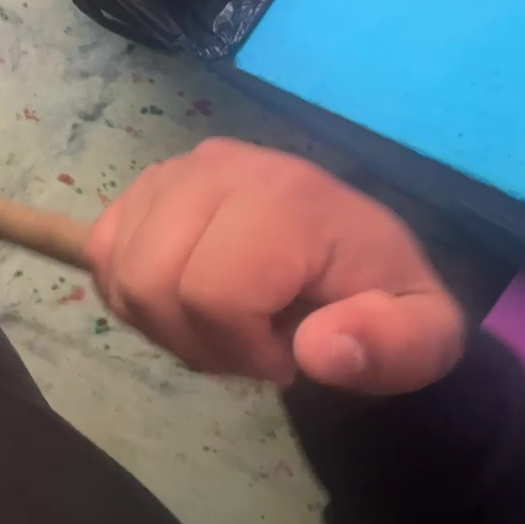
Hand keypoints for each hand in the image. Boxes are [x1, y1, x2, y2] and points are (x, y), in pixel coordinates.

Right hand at [88, 138, 462, 394]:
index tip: (283, 356)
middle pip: (152, 280)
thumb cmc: (371, 285)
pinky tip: (177, 296)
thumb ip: (394, 347)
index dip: (241, 349)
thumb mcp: (422, 327)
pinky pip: (102, 250)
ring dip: (160, 319)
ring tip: (213, 320)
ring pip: (119, 268)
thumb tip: (318, 352)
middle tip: (241, 345)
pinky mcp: (139, 186)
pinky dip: (129, 291)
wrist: (337, 238)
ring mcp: (168, 171)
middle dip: (194, 340)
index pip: (214, 292)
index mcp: (282, 197)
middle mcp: (212, 167)